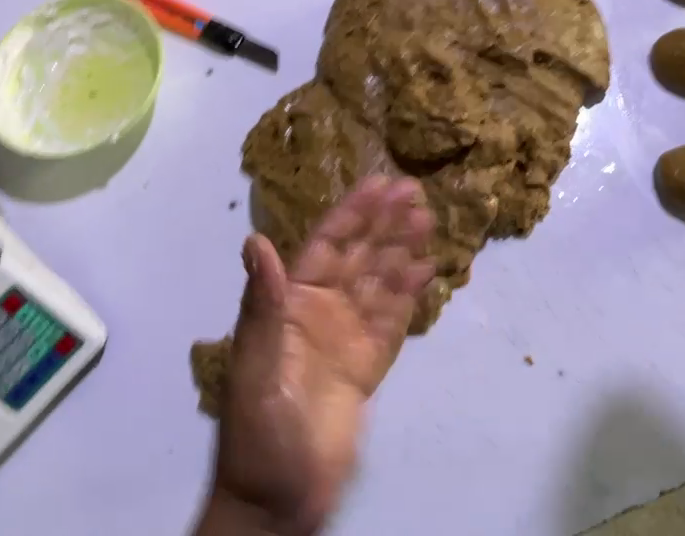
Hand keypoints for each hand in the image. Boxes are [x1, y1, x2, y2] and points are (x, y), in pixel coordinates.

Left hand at [205, 175, 435, 535]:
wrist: (278, 500)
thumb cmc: (259, 432)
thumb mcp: (257, 366)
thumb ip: (263, 305)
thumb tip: (255, 239)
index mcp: (288, 304)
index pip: (325, 246)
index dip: (352, 214)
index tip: (379, 183)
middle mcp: (320, 311)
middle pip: (358, 257)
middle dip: (384, 223)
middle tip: (415, 190)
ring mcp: (346, 338)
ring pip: (379, 284)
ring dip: (401, 252)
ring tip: (428, 221)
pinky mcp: (367, 367)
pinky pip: (392, 322)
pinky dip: (409, 296)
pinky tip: (427, 271)